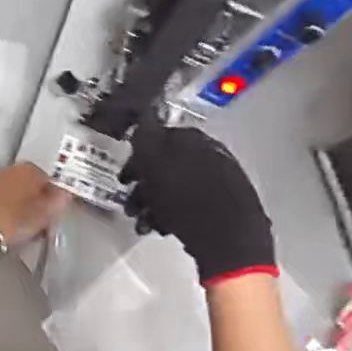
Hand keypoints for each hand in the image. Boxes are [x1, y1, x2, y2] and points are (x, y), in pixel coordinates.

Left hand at [0, 163, 70, 252]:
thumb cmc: (13, 220)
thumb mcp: (44, 214)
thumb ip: (58, 201)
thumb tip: (64, 194)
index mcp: (30, 169)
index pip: (50, 181)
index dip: (53, 200)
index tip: (51, 216)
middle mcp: (11, 168)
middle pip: (31, 185)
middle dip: (35, 201)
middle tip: (37, 223)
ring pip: (15, 193)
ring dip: (19, 206)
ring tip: (19, 227)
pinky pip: (0, 200)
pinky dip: (4, 210)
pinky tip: (3, 224)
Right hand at [120, 124, 275, 284]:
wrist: (225, 236)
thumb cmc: (184, 200)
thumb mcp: (155, 165)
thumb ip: (146, 138)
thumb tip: (143, 114)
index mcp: (194, 139)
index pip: (158, 136)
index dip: (136, 156)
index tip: (125, 175)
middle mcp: (209, 153)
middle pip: (165, 164)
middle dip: (144, 184)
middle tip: (131, 202)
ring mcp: (218, 180)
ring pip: (174, 187)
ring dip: (153, 204)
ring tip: (143, 222)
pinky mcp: (222, 205)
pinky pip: (187, 204)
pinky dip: (170, 215)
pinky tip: (161, 228)